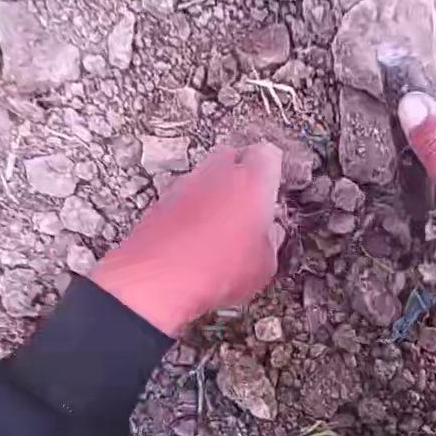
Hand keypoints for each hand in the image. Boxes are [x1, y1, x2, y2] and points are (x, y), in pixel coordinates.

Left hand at [88, 142, 283, 335]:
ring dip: (215, 192)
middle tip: (253, 205)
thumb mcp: (265, 265)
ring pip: (205, 175)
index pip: (269, 155)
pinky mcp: (160, 202)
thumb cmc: (213, 269)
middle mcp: (216, 174)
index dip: (275, 171)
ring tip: (225, 227)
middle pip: (233, 157)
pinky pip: (183, 196)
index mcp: (251, 181)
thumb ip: (272, 240)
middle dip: (243, 176)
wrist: (159, 280)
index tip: (276, 186)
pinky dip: (192, 209)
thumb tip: (271, 238)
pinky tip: (199, 238)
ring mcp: (183, 185)